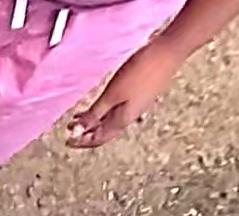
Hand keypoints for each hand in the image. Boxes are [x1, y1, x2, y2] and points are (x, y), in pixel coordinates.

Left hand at [66, 39, 186, 148]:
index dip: (81, 142)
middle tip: (70, 129)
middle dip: (85, 132)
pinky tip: (101, 103)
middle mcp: (129, 117)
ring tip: (79, 116)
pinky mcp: (140, 93)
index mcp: (121, 121)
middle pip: (103, 132)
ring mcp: (136, 105)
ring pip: (110, 120)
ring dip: (94, 120)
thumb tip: (77, 133)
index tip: (67, 141)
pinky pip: (118, 108)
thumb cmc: (141, 71)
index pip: (97, 139)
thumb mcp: (111, 95)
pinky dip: (104, 110)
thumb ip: (94, 115)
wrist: (171, 49)